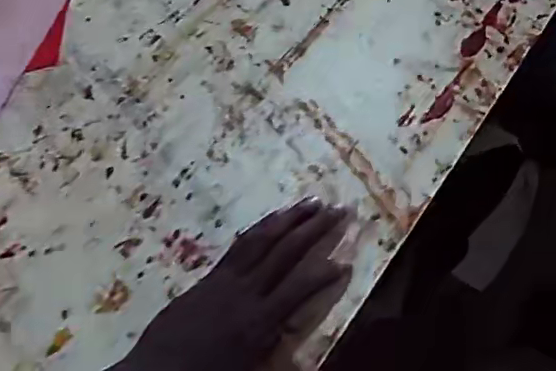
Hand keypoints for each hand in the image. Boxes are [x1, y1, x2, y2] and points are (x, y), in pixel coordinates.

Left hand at [113, 199, 350, 370]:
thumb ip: (273, 353)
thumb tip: (305, 357)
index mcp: (256, 323)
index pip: (298, 290)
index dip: (324, 275)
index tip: (346, 263)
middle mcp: (246, 292)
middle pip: (286, 252)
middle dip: (315, 228)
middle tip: (340, 208)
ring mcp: (226, 279)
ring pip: (264, 238)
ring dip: (291, 217)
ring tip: (312, 200)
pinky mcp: (210, 275)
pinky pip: (241, 244)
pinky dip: (262, 227)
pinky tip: (274, 219)